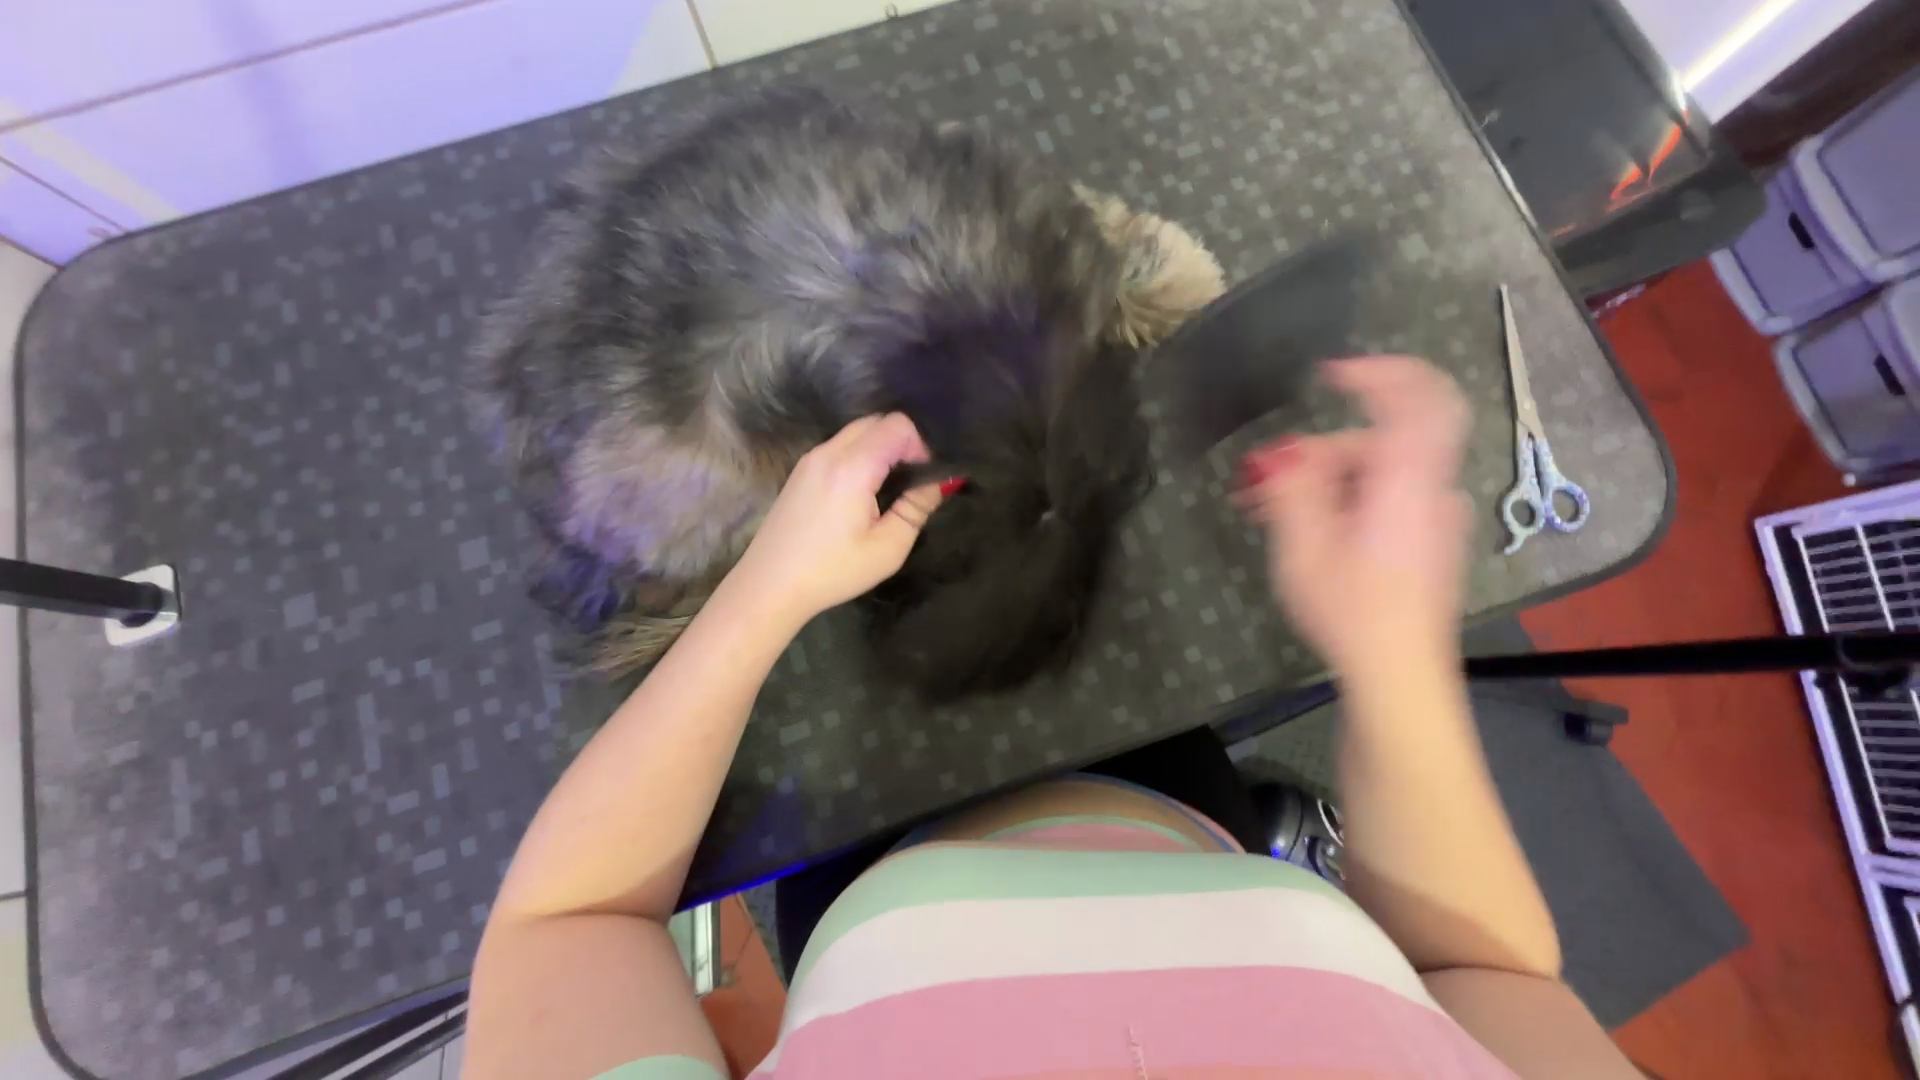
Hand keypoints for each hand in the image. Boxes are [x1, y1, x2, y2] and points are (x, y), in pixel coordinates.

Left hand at [725, 413, 951, 629]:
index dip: (920, 444)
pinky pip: (839, 446)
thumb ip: (917, 507)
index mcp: (852, 467)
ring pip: (856, 432)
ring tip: (889, 488)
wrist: (770, 586)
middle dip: (902, 442)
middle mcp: (828, 452)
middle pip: (875, 421)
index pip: (896, 424)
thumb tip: (942, 481)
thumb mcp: (888, 547)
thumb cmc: (833, 571)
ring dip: (880, 448)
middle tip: (911, 481)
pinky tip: (863, 493)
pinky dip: (860, 455)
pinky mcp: (800, 471)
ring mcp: (810, 459)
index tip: (924, 478)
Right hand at [1238, 356, 1471, 679]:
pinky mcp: (1426, 539)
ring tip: (1264, 513)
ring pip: (1374, 473)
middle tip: (1257, 482)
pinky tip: (1304, 529)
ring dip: (1319, 482)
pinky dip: (1342, 500)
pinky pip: (1383, 497)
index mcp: (1406, 481)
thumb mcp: (1304, 548)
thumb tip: (1283, 452)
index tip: (1327, 375)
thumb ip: (1292, 488)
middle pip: (1375, 442)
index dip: (1378, 372)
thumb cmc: (1350, 611)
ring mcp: (1432, 516)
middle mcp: (1429, 489)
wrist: (1400, 674)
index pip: (1418, 398)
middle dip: (1313, 454)